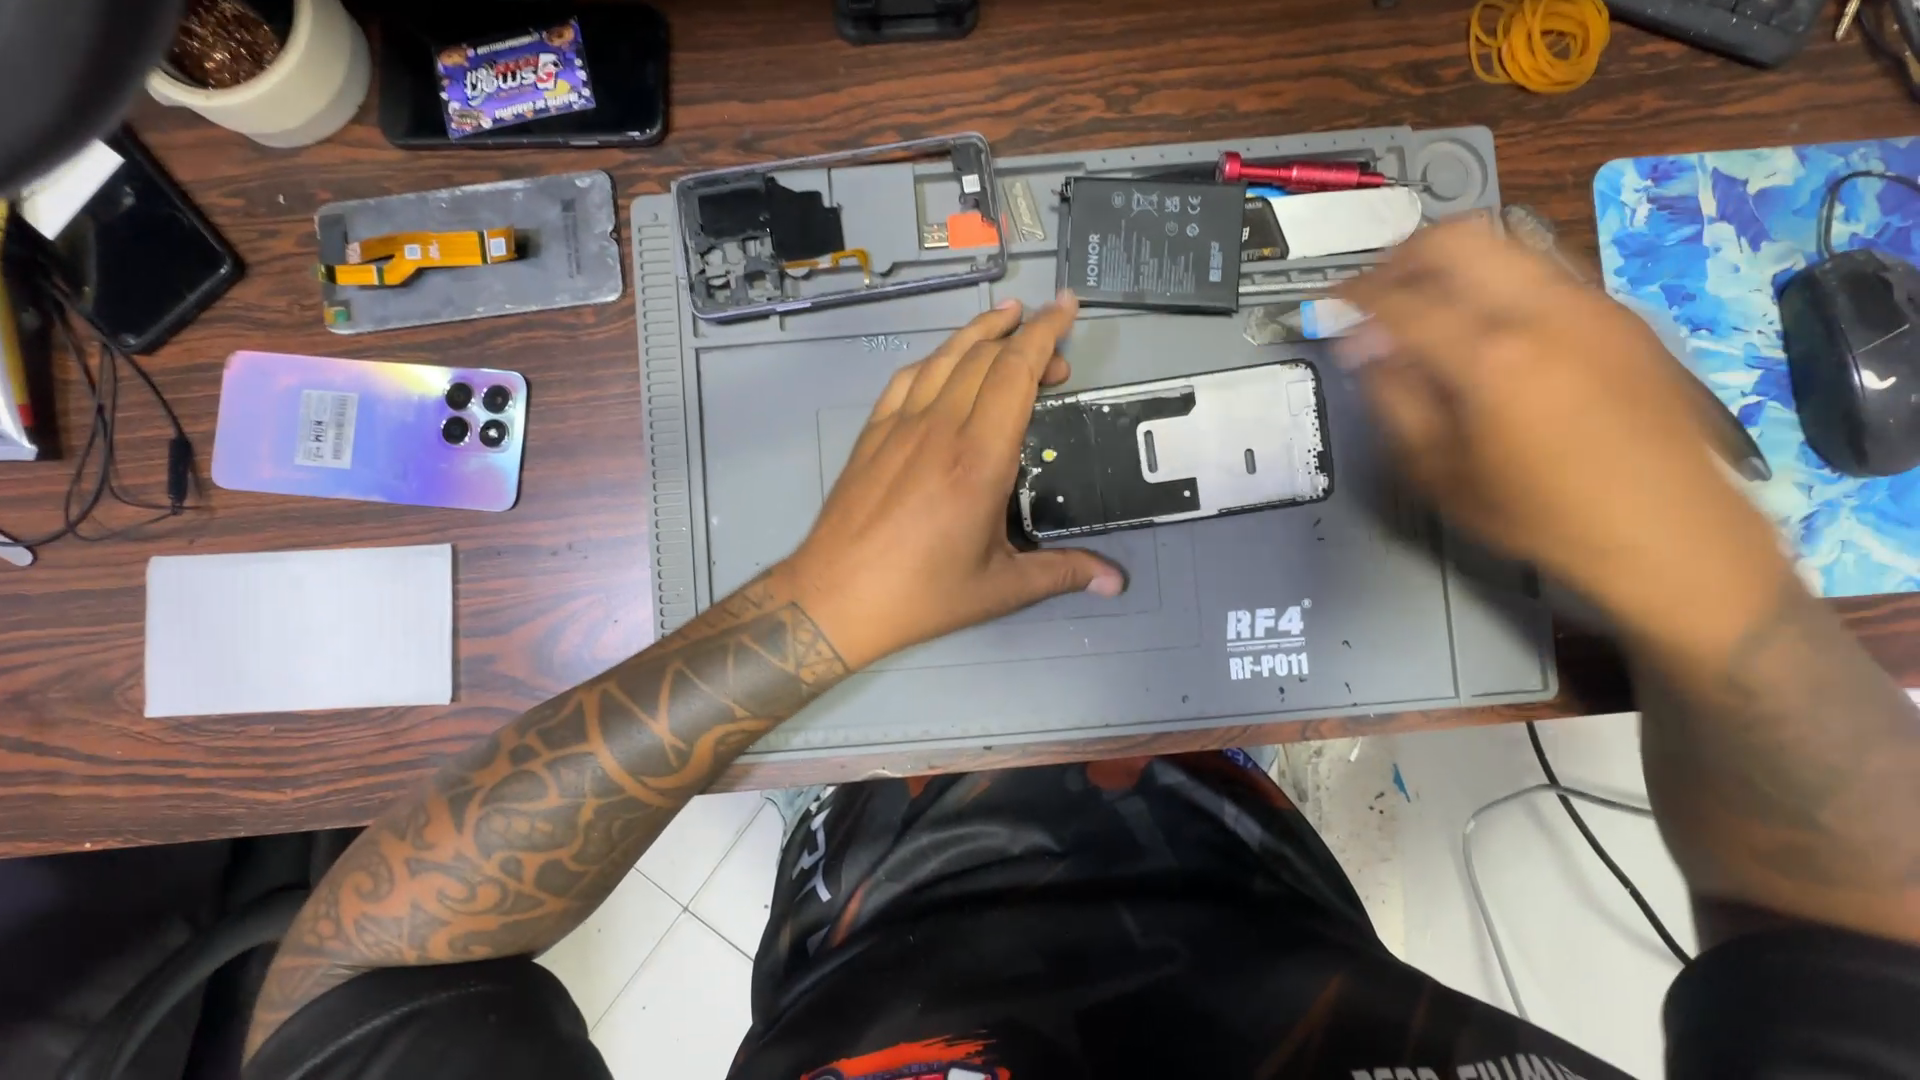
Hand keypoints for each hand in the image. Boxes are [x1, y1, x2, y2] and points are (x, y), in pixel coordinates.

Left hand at [776, 291, 1123, 669]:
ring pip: (944, 357)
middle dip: (1026, 336)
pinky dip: (936, 358)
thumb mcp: (1000, 589)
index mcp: (980, 460)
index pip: (1017, 372)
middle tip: (1055, 351)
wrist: (834, 599)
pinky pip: (907, 378)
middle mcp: (940, 429)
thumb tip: (1116, 580)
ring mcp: (900, 426)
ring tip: (1007, 320)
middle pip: (986, 357)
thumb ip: (1062, 572)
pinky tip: (946, 361)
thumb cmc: (921, 596)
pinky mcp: (872, 435)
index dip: (1045, 333)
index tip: (1067, 308)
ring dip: (980, 333)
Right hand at [1336, 222, 1785, 646]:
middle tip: (1376, 290)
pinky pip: (1542, 271)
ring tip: (1425, 303)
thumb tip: (1369, 352)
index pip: (1400, 299)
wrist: (1672, 529)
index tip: (1331, 307)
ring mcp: (1591, 305)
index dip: (1352, 298)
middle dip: (1401, 257)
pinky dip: (1495, 282)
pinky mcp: (1620, 315)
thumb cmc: (1544, 517)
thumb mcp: (1442, 474)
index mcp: (1491, 358)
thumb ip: (1396, 401)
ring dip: (1451, 264)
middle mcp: (1544, 312)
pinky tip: (1484, 328)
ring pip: (1505, 243)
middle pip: (1457, 239)